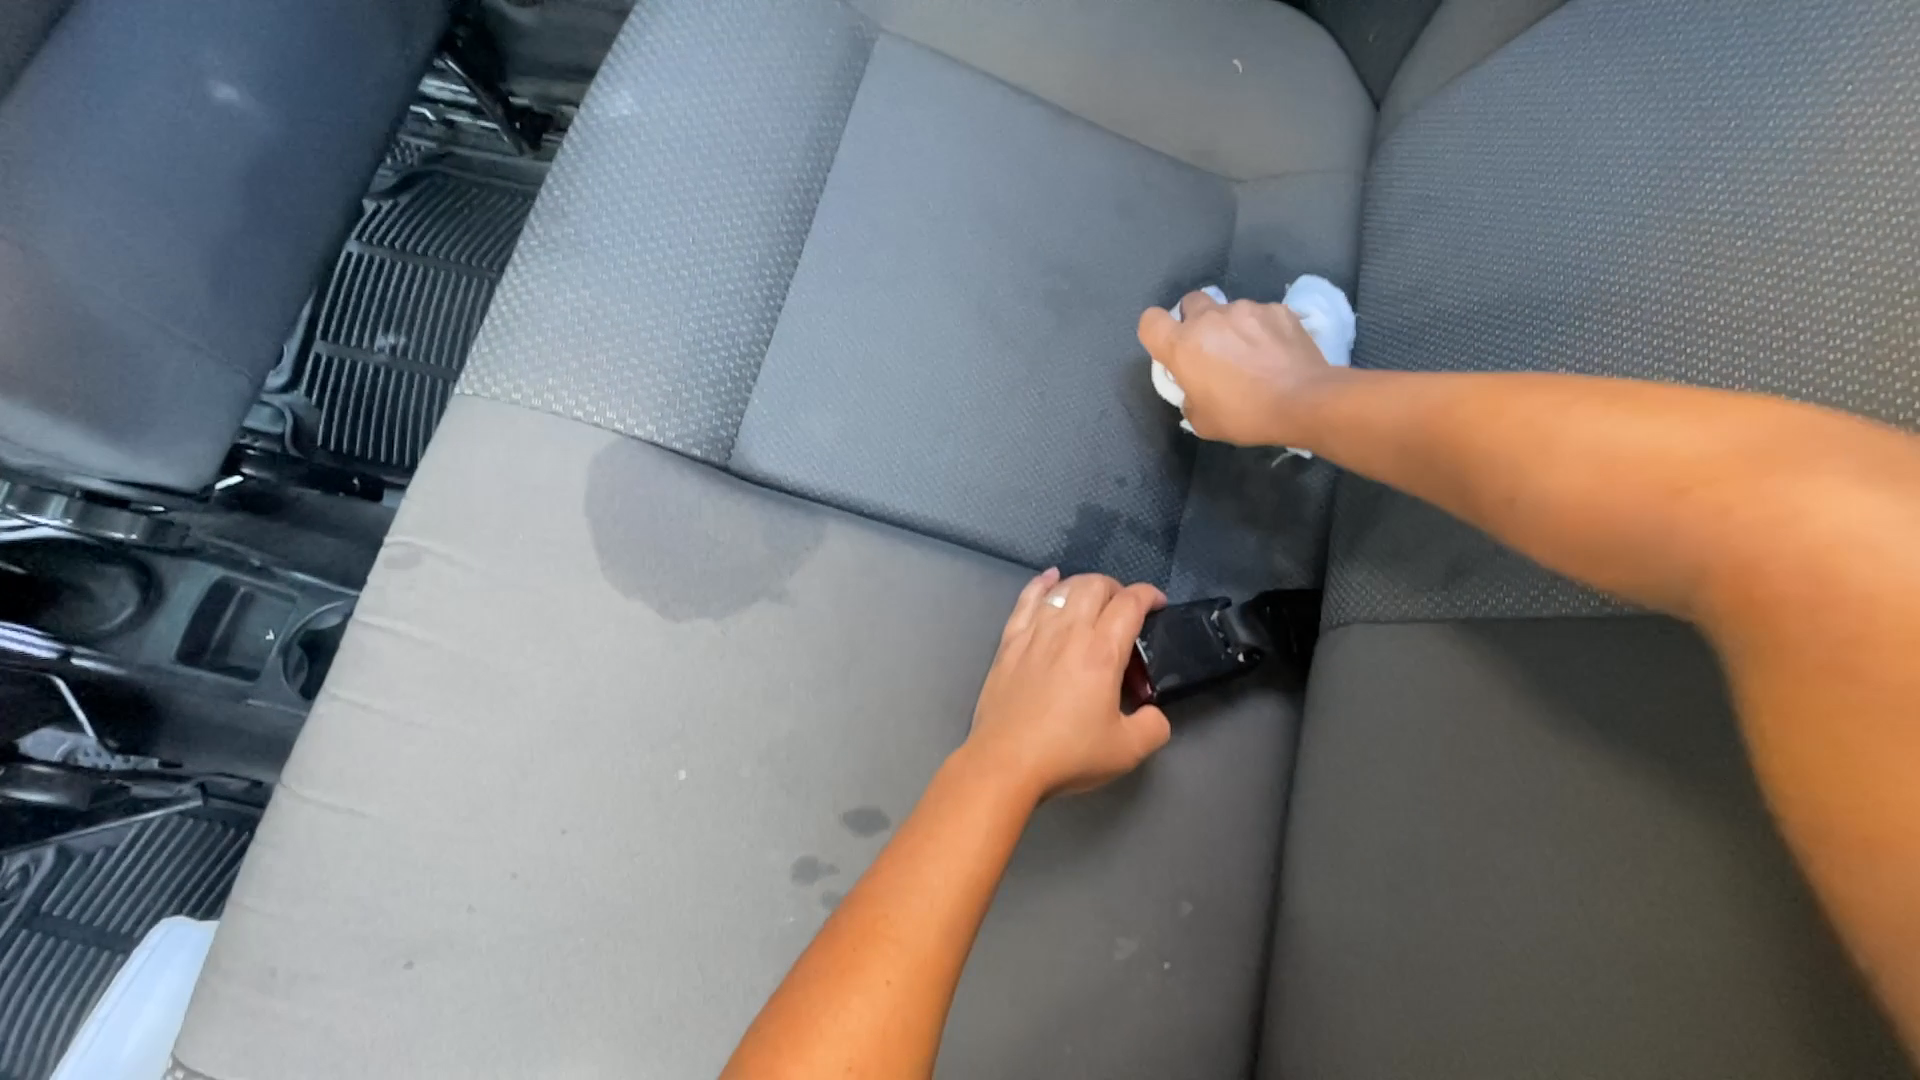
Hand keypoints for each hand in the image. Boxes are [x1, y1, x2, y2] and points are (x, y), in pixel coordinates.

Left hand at [964, 569, 1171, 800]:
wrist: (1006, 761)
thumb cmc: (1068, 754)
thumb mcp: (1127, 750)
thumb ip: (1153, 726)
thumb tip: (1154, 714)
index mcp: (1101, 652)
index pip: (1129, 604)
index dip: (1149, 595)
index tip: (1158, 604)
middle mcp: (1068, 632)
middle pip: (1095, 585)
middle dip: (1117, 588)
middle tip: (1125, 609)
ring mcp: (1035, 634)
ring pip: (1062, 589)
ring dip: (1083, 585)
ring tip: (1093, 598)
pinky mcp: (1009, 642)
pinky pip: (1027, 600)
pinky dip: (1042, 584)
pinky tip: (1050, 580)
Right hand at [1138, 291, 1342, 446]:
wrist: (1304, 401)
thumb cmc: (1245, 415)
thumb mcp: (1202, 421)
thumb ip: (1188, 398)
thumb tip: (1194, 389)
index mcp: (1182, 346)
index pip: (1149, 321)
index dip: (1155, 331)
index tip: (1168, 347)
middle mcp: (1209, 319)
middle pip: (1189, 302)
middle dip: (1194, 320)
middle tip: (1209, 348)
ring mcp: (1245, 309)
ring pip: (1228, 310)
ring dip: (1231, 327)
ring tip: (1250, 354)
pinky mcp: (1276, 309)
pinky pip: (1260, 315)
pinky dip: (1261, 330)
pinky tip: (1274, 352)